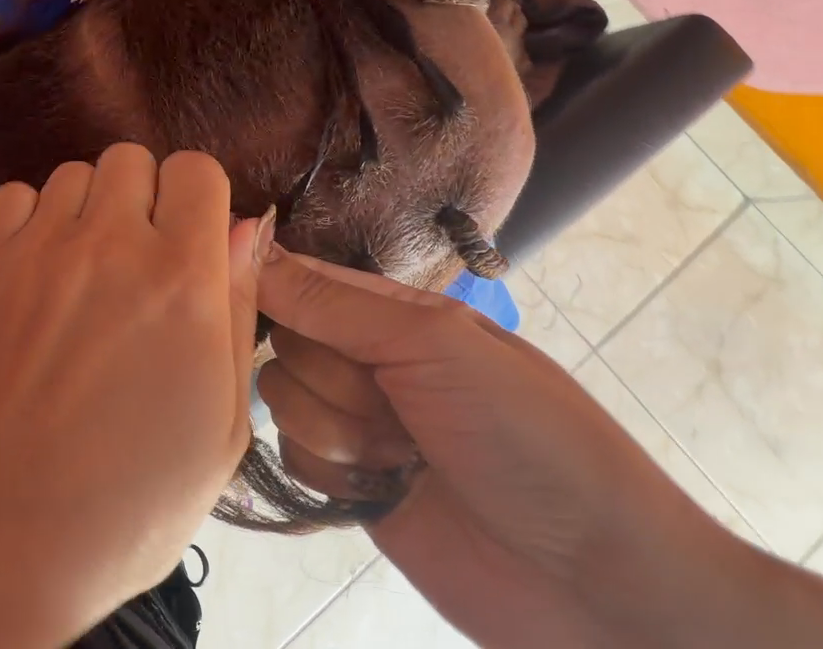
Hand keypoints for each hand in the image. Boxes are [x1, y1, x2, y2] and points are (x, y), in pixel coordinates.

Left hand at [0, 144, 266, 647]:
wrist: (2, 519)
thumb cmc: (130, 497)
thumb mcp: (222, 425)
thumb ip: (237, 310)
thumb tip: (244, 229)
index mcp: (182, 280)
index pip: (197, 171)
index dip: (201, 201)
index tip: (194, 243)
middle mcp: (110, 244)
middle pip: (132, 159)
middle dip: (145, 197)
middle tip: (141, 260)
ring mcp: (40, 248)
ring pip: (75, 173)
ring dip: (90, 206)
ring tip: (88, 267)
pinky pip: (17, 195)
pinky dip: (34, 215)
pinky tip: (41, 265)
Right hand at [253, 253, 822, 647]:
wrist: (593, 583)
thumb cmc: (529, 437)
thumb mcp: (433, 344)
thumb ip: (330, 300)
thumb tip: (242, 239)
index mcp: (392, 311)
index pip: (299, 275)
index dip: (264, 279)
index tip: (229, 285)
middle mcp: (367, 359)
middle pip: (282, 339)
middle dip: (326, 374)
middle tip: (388, 399)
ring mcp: (354, 420)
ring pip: (281, 396)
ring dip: (333, 428)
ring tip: (401, 454)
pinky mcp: (343, 480)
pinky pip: (291, 455)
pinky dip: (333, 472)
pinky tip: (385, 487)